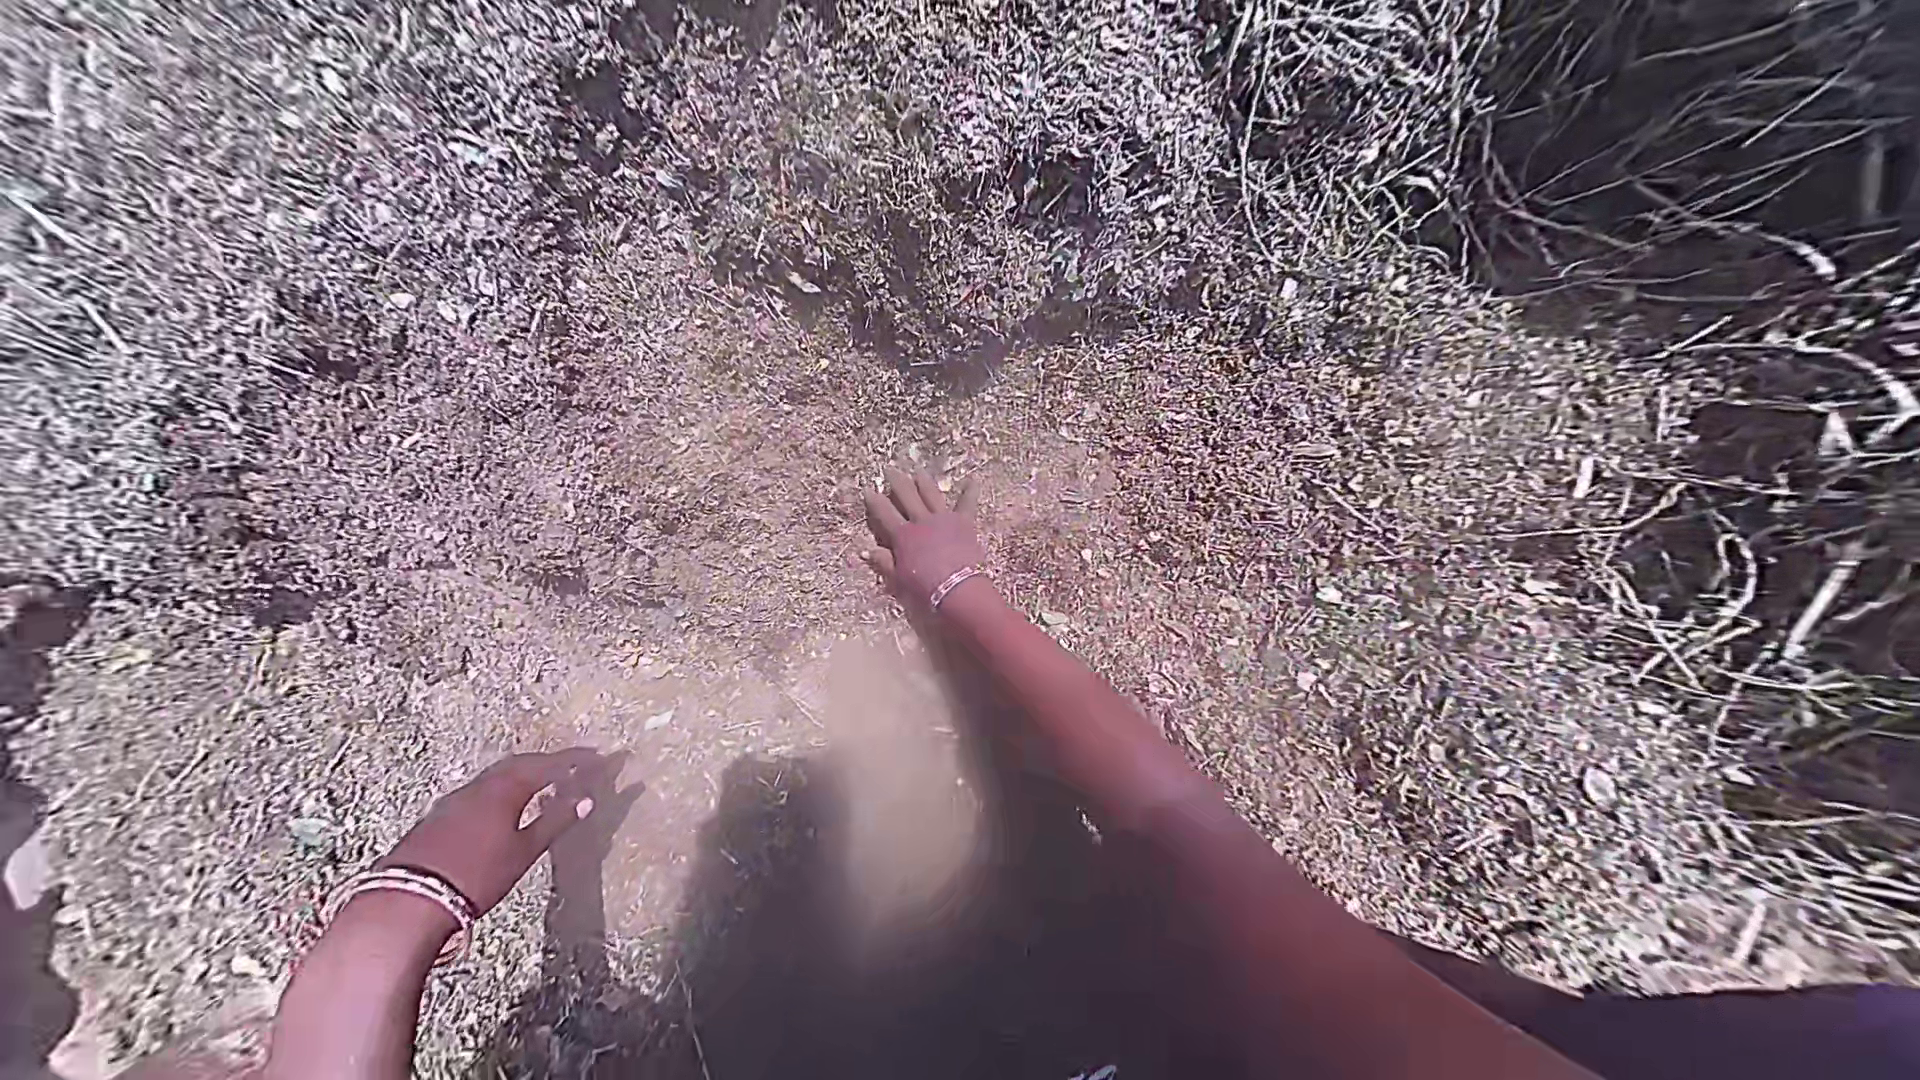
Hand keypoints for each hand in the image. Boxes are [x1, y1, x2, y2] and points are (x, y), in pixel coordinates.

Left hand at [377, 749, 619, 916]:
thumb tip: (587, 799)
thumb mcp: (523, 851)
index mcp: (505, 789)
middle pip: (521, 764)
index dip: (576, 760)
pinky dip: (502, 789)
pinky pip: (480, 791)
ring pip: (497, 777)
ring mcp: (454, 802)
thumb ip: (555, 821)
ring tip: (543, 782)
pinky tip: (505, 805)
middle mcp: (480, 787)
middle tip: (573, 766)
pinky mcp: (437, 819)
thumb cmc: (475, 876)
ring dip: (523, 774)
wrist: (403, 906)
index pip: (549, 765)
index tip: (599, 758)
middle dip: (549, 762)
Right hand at [862, 467, 987, 609]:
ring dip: (924, 482)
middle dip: (897, 482)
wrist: (958, 590)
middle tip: (891, 470)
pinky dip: (970, 491)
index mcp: (903, 535)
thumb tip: (865, 551)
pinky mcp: (964, 523)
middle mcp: (921, 521)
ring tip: (918, 472)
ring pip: (931, 494)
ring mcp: (943, 519)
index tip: (869, 489)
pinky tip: (972, 480)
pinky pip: (967, 503)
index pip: (884, 513)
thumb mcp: (898, 580)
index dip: (875, 501)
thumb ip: (884, 562)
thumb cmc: (924, 590)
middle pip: (907, 496)